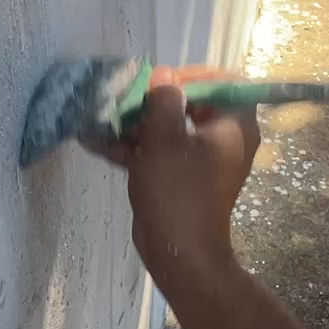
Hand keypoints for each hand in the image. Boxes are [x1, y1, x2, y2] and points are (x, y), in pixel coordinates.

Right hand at [85, 65, 260, 290]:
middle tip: (125, 97)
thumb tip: (164, 76)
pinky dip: (133, 148)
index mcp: (234, 126)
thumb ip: (163, 101)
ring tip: (101, 116)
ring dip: (135, 124)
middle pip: (191, 105)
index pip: (221, 82)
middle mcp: (224, 140)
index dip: (189, 75)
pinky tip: (95, 140)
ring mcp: (202, 161)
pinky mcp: (181, 179)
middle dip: (152, 100)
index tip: (159, 80)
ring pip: (169, 130)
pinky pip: (160, 153)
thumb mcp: (165, 140)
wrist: (179, 254)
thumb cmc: (177, 192)